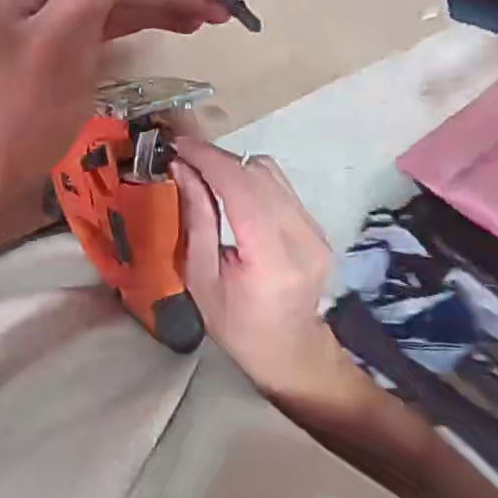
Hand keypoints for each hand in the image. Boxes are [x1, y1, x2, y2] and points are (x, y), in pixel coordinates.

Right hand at [170, 141, 343, 395]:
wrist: (289, 351)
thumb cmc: (235, 325)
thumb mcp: (201, 278)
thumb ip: (197, 220)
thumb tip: (183, 170)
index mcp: (272, 260)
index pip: (243, 190)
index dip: (209, 160)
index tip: (179, 146)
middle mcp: (304, 239)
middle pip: (259, 175)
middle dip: (217, 159)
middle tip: (183, 158)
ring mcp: (316, 232)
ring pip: (272, 174)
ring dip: (234, 166)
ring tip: (203, 172)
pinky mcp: (318, 228)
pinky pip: (281, 187)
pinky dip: (251, 179)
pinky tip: (229, 189)